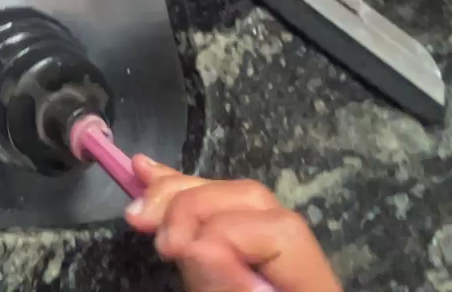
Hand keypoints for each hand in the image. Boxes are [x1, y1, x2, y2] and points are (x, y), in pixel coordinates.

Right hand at [124, 155, 340, 291]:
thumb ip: (228, 288)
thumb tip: (196, 245)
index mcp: (314, 282)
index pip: (277, 229)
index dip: (224, 232)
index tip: (177, 255)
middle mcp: (300, 256)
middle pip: (251, 200)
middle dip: (191, 205)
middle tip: (150, 233)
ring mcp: (272, 253)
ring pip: (226, 196)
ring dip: (173, 195)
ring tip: (137, 211)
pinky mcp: (242, 253)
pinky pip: (212, 209)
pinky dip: (175, 191)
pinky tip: (142, 171)